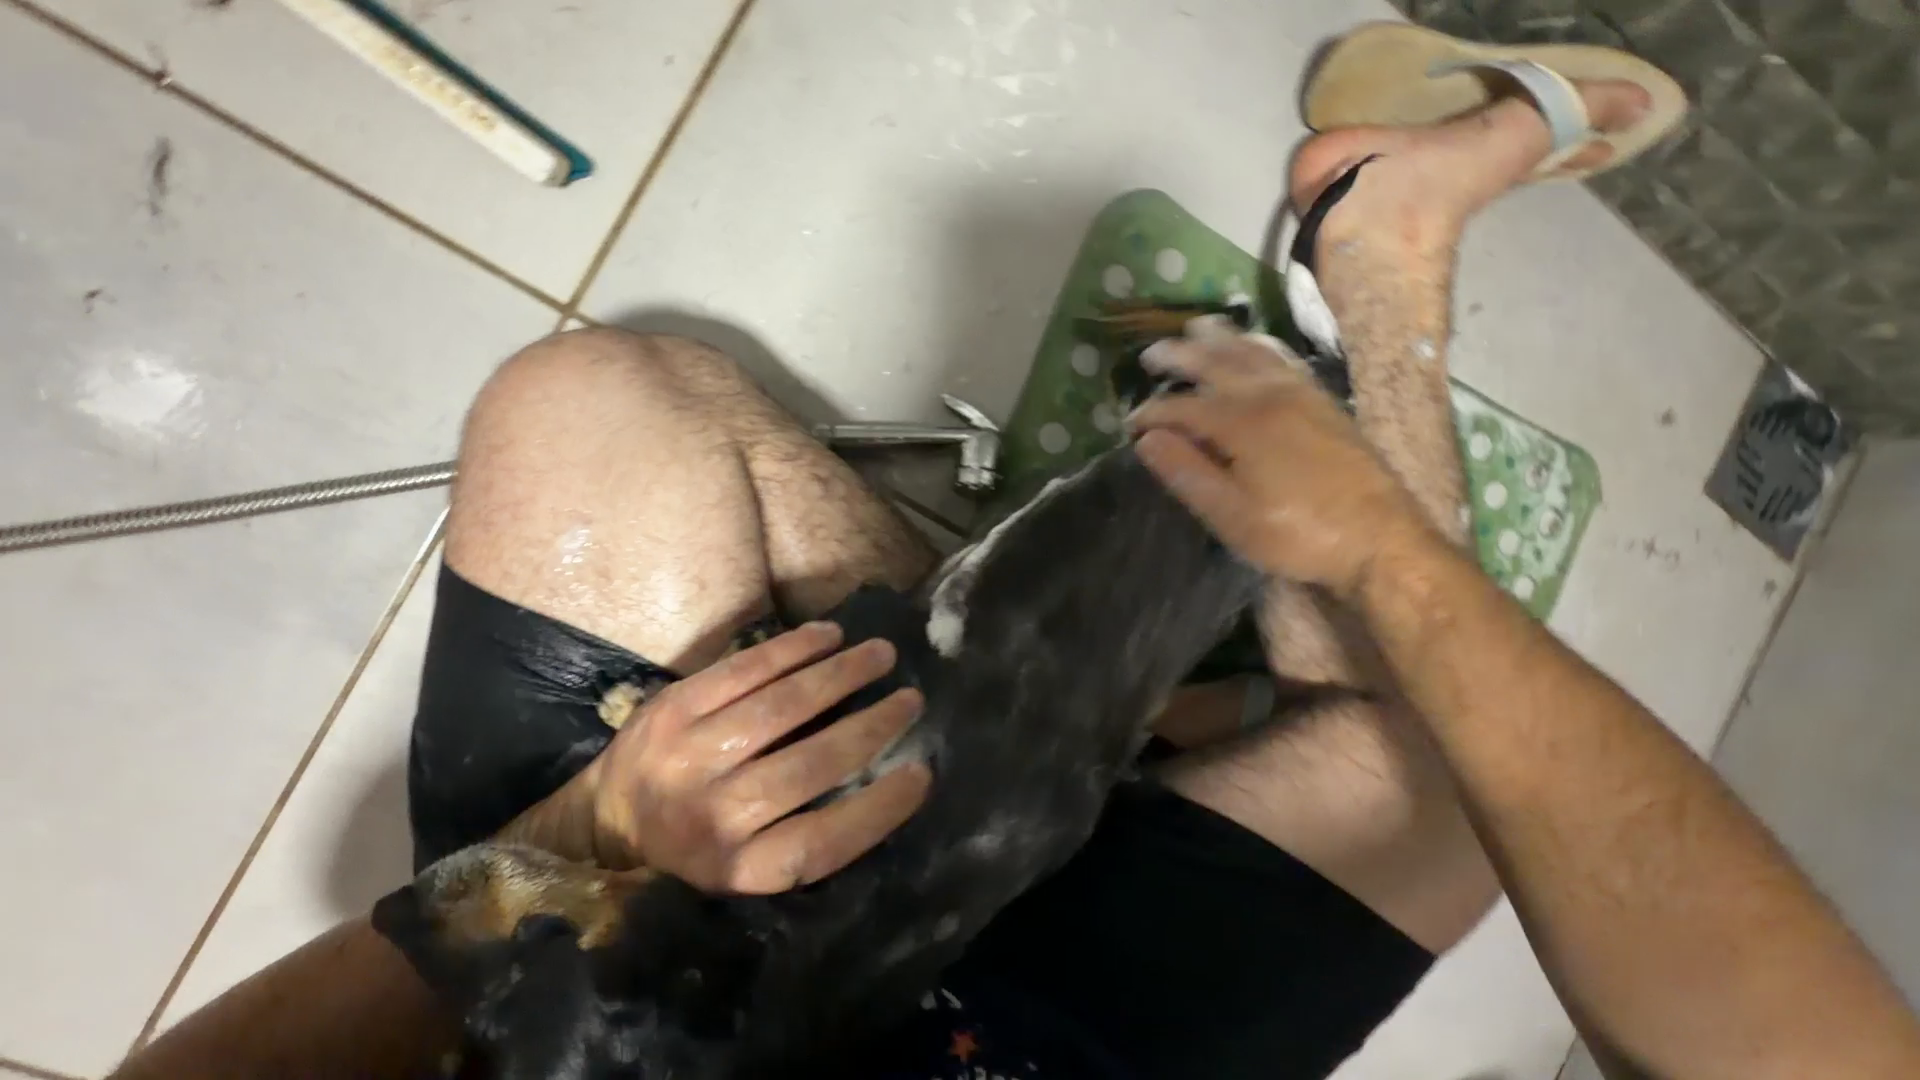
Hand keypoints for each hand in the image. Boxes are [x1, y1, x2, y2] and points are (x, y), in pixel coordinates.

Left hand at [583, 622, 928, 893]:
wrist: (598, 822)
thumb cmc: (689, 849)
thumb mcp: (741, 867)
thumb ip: (800, 833)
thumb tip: (879, 775)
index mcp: (734, 869)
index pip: (820, 844)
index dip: (877, 810)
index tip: (921, 774)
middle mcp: (710, 817)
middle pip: (808, 767)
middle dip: (871, 727)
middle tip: (910, 700)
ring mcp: (687, 756)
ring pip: (779, 708)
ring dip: (840, 676)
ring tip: (881, 656)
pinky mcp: (670, 709)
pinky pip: (741, 670)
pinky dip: (791, 649)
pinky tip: (828, 636)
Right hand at [1127, 334, 1434, 597]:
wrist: (1380, 538)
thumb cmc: (1298, 534)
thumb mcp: (1231, 516)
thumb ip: (1187, 473)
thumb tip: (1148, 439)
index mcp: (1242, 423)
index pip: (1183, 408)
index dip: (1152, 414)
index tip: (1129, 425)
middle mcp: (1270, 395)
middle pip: (1217, 363)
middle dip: (1180, 356)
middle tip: (1151, 355)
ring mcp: (1302, 394)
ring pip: (1253, 352)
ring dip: (1221, 339)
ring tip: (1198, 328)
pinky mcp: (1324, 402)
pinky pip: (1283, 359)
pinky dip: (1260, 346)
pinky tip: (1256, 347)